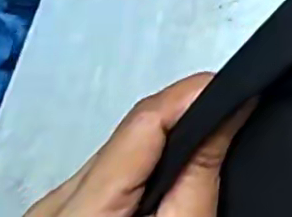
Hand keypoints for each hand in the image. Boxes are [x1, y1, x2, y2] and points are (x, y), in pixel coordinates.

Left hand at [26, 73, 253, 216]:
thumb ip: (200, 172)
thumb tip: (232, 105)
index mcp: (79, 210)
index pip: (146, 116)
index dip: (197, 93)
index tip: (239, 88)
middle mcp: (54, 205)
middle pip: (135, 129)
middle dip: (187, 119)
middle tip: (232, 125)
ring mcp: (52, 211)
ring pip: (124, 148)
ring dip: (166, 143)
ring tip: (202, 159)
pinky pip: (109, 171)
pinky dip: (144, 166)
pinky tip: (164, 184)